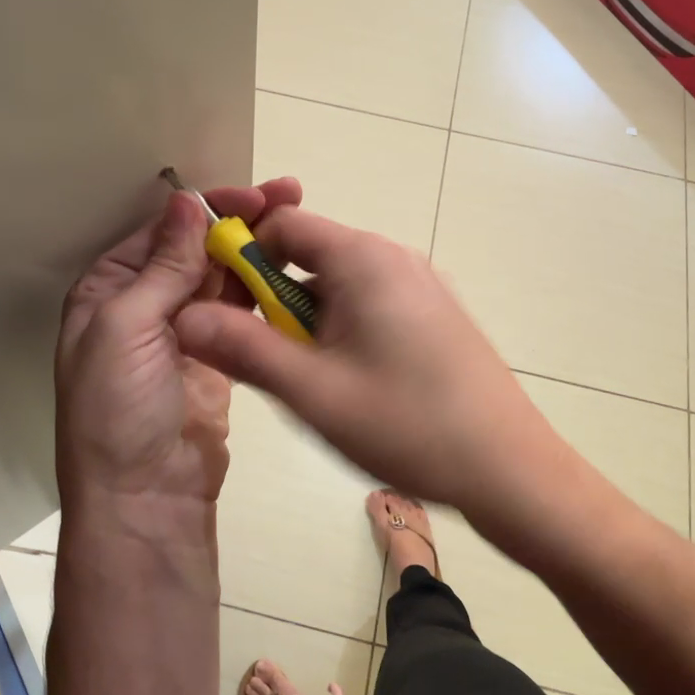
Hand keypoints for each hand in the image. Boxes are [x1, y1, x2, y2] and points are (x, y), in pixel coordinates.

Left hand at [54, 178, 303, 510]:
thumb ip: (163, 267)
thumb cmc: (118, 408)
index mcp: (110, 288)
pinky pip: (242, 315)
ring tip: (300, 226)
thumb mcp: (126, 328)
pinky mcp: (218, 357)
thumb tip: (184, 201)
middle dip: (240, 223)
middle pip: (197, 249)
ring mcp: (185, 331)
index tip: (255, 195)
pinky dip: (264, 293)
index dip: (207, 208)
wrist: (145, 497)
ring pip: (223, 278)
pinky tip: (292, 273)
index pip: (164, 231)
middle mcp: (145, 303)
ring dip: (256, 252)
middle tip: (290, 196)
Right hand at [173, 203, 564, 515]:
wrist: (511, 470)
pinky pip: (370, 304)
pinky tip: (349, 384)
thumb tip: (182, 316)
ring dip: (306, 320)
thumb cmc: (408, 424)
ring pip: (339, 285)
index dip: (242, 257)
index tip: (221, 308)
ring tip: (306, 380)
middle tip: (261, 356)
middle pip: (310, 253)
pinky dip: (342, 330)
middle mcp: (394, 257)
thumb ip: (243, 348)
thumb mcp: (312, 392)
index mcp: (364, 258)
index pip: (282, 224)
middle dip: (272, 297)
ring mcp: (422, 286)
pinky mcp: (437, 316)